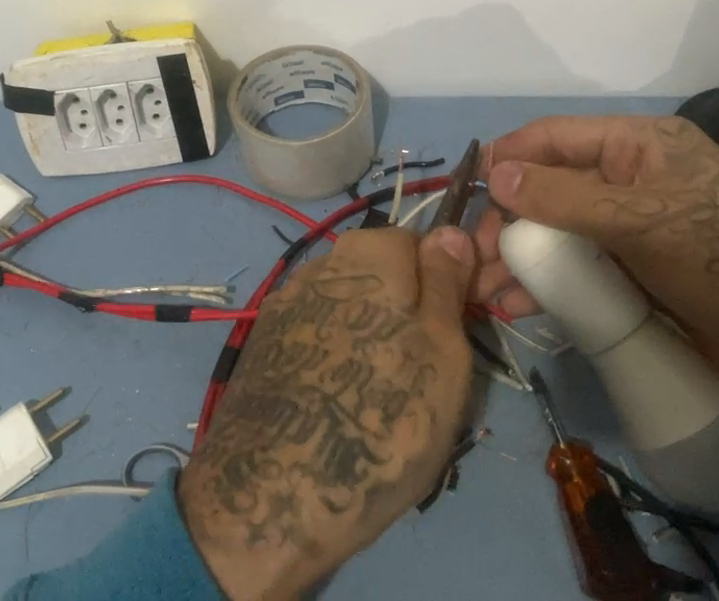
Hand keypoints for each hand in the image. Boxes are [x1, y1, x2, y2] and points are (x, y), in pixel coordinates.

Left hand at [179, 227, 476, 599]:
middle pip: (378, 275)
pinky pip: (316, 336)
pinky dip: (334, 357)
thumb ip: (444, 281)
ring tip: (381, 397)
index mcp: (367, 254)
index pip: (418, 244)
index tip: (454, 333)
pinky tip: (338, 402)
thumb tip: (449, 230)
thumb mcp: (441, 348)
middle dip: (404, 312)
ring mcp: (284, 305)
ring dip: (368, 334)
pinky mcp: (263, 345)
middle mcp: (318, 265)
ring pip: (347, 307)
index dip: (443, 283)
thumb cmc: (383, 415)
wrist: (276, 488)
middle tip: (424, 374)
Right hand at [475, 116, 718, 412]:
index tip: (466, 190)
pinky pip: (575, 271)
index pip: (554, 137)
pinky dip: (544, 285)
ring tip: (484, 290)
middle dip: (508, 220)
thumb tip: (492, 172)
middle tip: (474, 257)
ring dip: (519, 258)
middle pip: (547, 188)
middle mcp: (629, 182)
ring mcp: (630, 233)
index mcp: (639, 147)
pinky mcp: (633, 277)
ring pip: (556, 233)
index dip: (508, 158)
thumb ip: (564, 196)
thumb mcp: (643, 220)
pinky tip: (516, 306)